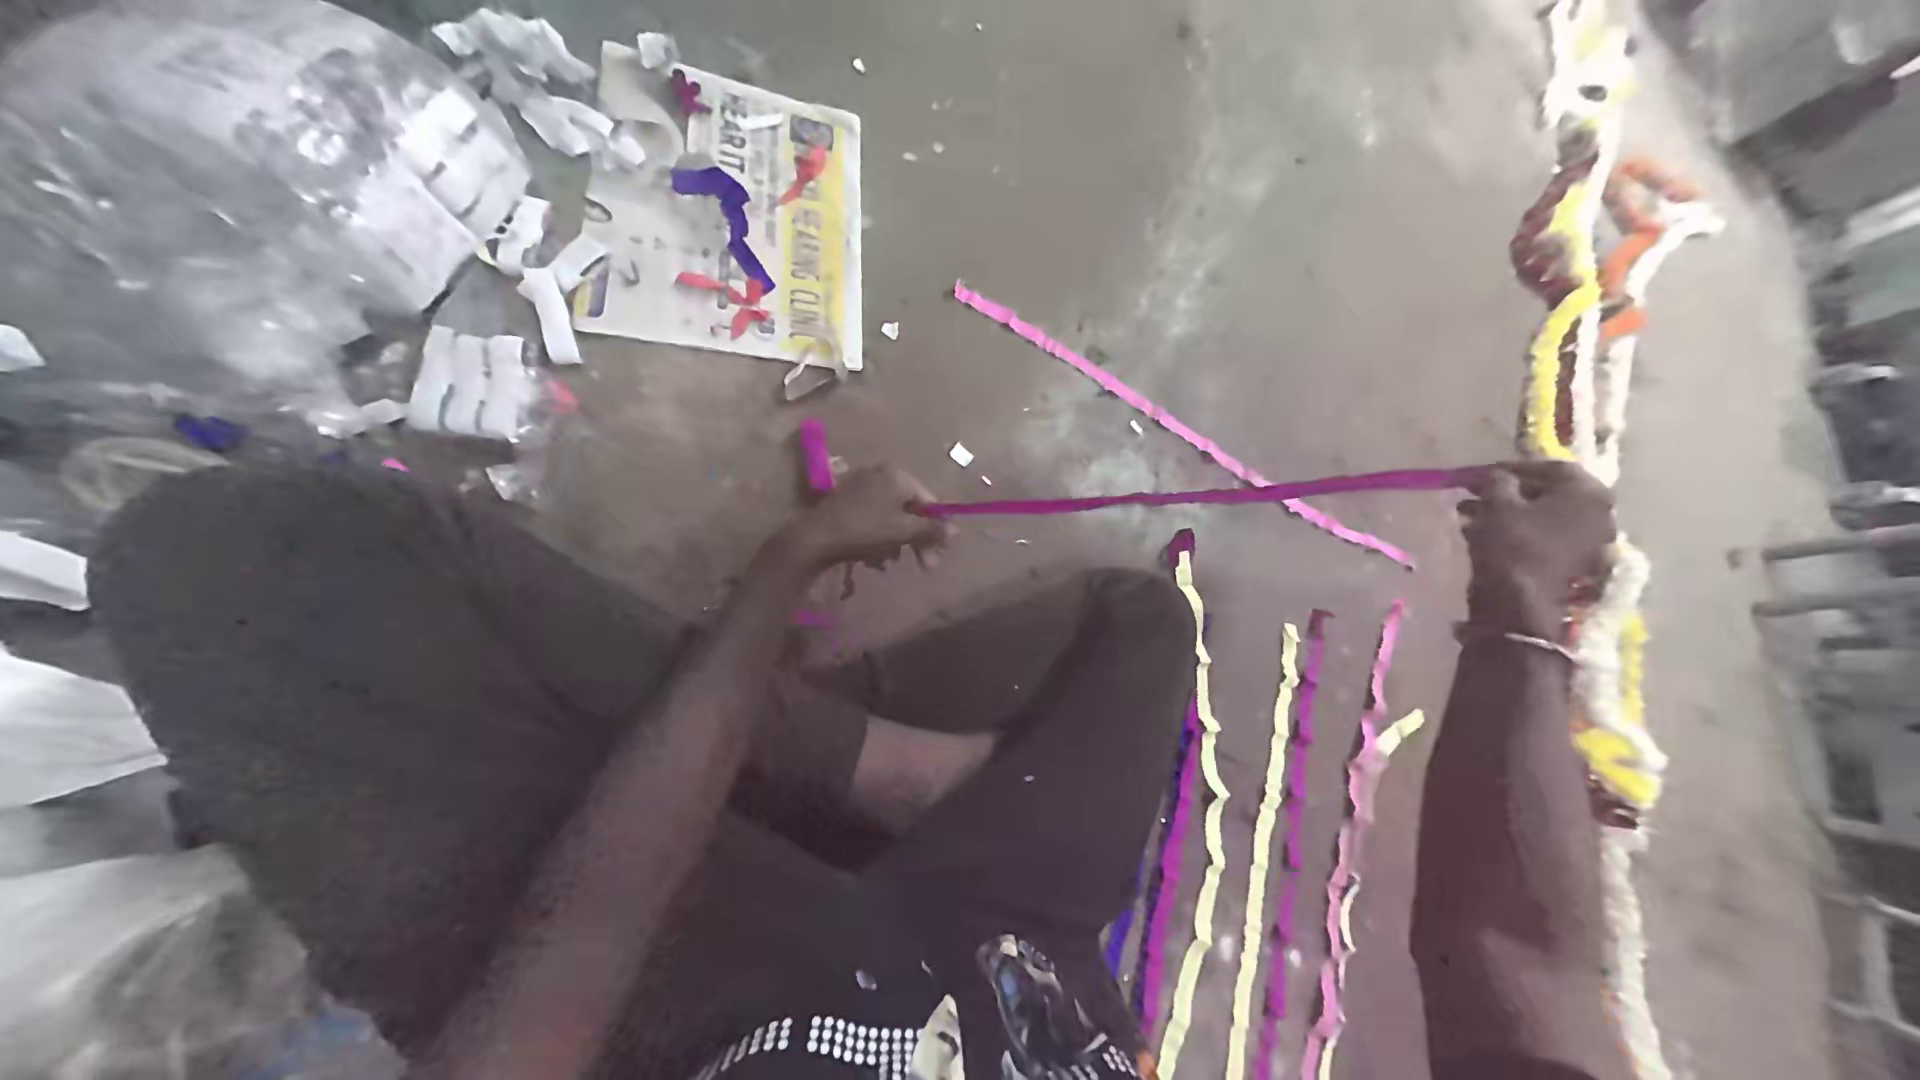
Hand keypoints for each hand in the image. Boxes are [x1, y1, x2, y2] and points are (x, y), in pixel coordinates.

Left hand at [780, 465, 954, 571]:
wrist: (814, 537)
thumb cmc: (865, 530)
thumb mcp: (903, 532)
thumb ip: (931, 530)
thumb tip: (956, 530)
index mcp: (898, 476)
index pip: (929, 502)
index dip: (937, 530)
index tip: (938, 556)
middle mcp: (880, 475)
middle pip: (910, 510)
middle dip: (917, 540)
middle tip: (924, 567)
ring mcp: (861, 486)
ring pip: (891, 517)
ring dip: (897, 543)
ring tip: (888, 563)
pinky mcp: (846, 501)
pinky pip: (873, 518)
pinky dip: (878, 538)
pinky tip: (874, 559)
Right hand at [1458, 461, 1614, 636]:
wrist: (1523, 606)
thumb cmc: (1513, 547)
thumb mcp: (1497, 506)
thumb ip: (1496, 482)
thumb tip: (1495, 476)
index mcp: (1588, 492)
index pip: (1550, 466)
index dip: (1512, 466)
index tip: (1479, 473)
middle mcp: (1598, 513)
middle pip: (1548, 492)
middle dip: (1506, 491)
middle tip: (1472, 494)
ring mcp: (1589, 541)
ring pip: (1542, 517)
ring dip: (1506, 512)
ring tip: (1469, 515)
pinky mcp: (1573, 563)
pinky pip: (1542, 537)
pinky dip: (1514, 532)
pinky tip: (1482, 534)